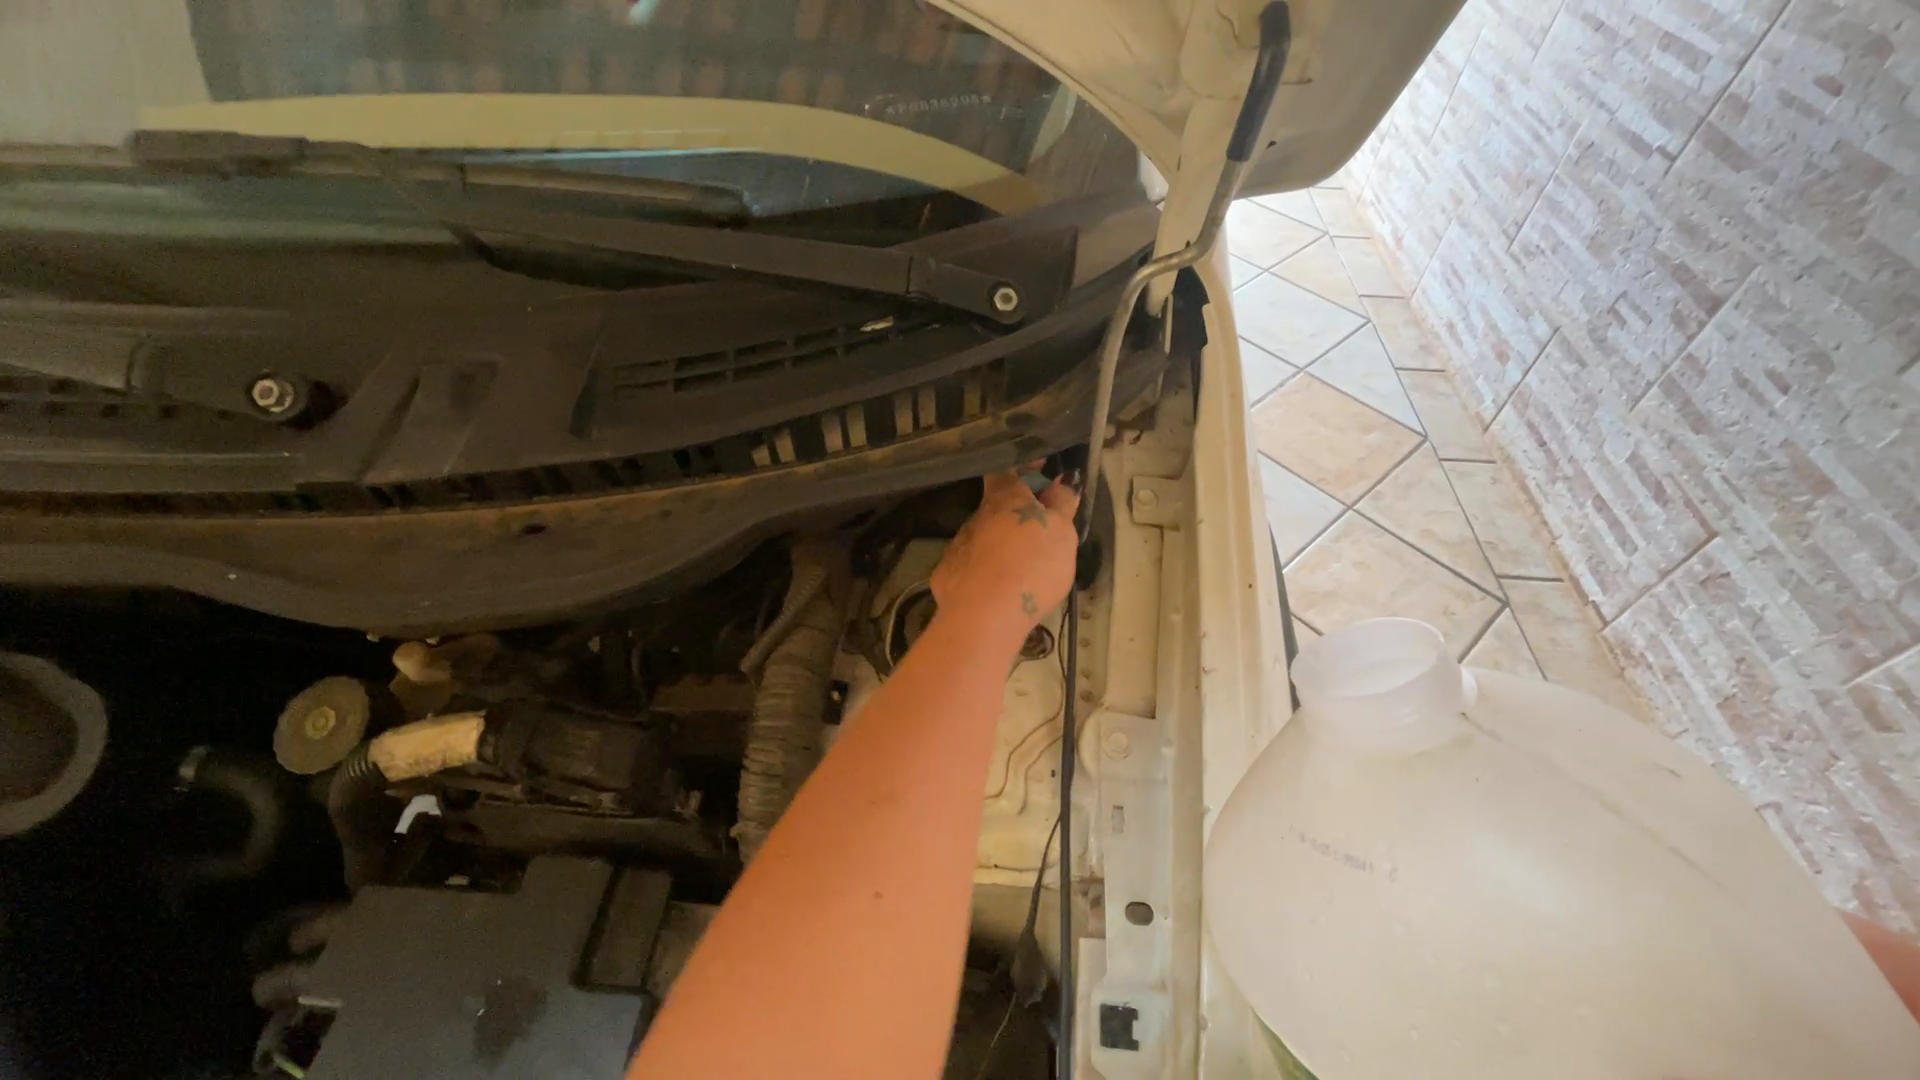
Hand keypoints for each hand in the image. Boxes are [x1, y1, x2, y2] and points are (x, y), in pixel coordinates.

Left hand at [931, 468, 1081, 648]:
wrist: (983, 615)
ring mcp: (958, 546)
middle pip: (995, 506)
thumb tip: (1064, 480)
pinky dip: (983, 571)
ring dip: (999, 543)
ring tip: (1019, 563)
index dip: (1023, 466)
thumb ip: (1061, 505)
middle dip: (1014, 512)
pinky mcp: (947, 576)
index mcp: (1005, 498)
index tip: (1040, 468)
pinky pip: (970, 567)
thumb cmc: (1031, 566)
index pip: (1008, 469)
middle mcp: (976, 517)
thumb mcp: (1061, 534)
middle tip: (1037, 526)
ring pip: (982, 537)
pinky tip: (995, 588)